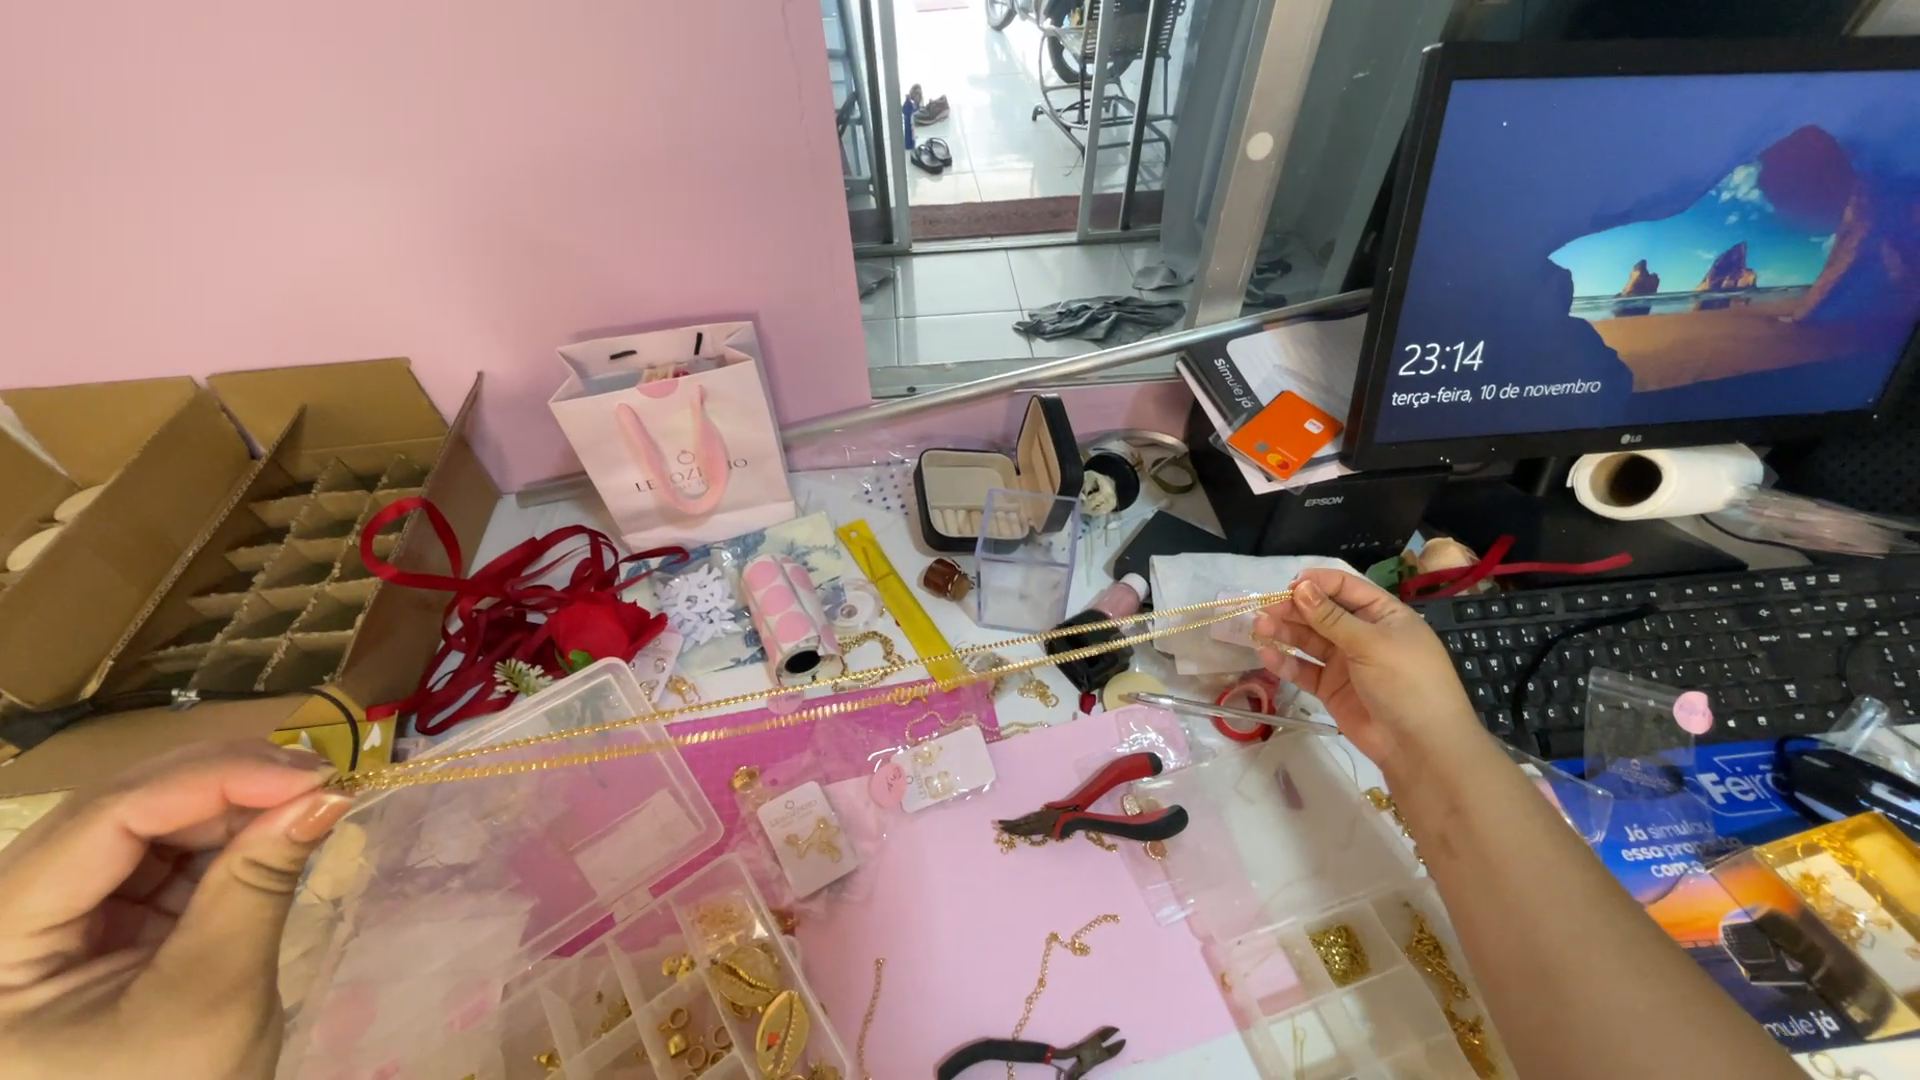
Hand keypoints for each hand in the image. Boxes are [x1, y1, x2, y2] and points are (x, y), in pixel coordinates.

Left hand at [0, 740, 350, 1079]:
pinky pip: (155, 853)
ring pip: (139, 821)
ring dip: (232, 803)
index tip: (316, 774)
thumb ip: (260, 882)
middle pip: (113, 812)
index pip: (100, 823)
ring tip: (307, 801)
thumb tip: (330, 792)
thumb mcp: (213, 990)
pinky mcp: (82, 922)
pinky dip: (224, 833)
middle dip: (226, 782)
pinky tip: (273, 829)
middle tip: (321, 777)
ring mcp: (36, 919)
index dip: (213, 780)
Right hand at [1253, 568, 1480, 776]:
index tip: (1288, 587)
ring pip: (1308, 640)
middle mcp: (1362, 634)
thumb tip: (1300, 586)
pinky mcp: (1331, 688)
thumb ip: (1331, 616)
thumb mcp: (1371, 643)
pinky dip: (1285, 662)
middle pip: (1321, 613)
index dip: (1317, 584)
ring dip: (1284, 632)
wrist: (1420, 746)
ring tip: (1258, 628)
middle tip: (1265, 609)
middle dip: (1293, 609)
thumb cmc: (1407, 682)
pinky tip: (1267, 656)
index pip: (1345, 588)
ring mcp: (1345, 662)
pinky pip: (1304, 669)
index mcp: (1383, 615)